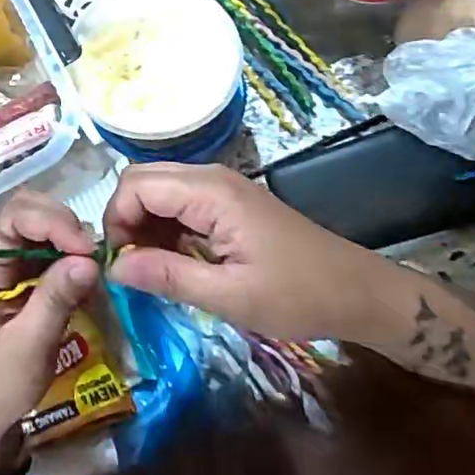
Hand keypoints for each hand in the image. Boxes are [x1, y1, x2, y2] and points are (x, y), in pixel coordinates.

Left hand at [0, 192, 98, 474]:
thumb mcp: (28, 346)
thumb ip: (55, 299)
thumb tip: (89, 259)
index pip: (14, 216)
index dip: (51, 221)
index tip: (85, 248)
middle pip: (28, 212)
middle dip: (62, 224)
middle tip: (93, 254)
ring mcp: (8, 265)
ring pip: (41, 228)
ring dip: (69, 238)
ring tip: (93, 265)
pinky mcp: (25, 280)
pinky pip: (50, 252)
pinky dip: (70, 256)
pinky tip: (86, 275)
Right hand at [101, 164, 386, 344]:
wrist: (360, 292)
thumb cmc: (300, 295)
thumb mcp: (231, 297)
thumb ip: (168, 276)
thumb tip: (113, 269)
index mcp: (211, 192)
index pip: (136, 185)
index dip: (117, 221)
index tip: (121, 265)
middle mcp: (210, 176)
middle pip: (141, 179)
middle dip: (125, 218)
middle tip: (131, 265)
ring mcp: (219, 185)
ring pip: (156, 187)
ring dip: (143, 223)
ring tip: (151, 267)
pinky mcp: (225, 198)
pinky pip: (177, 199)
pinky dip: (163, 225)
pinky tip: (173, 258)